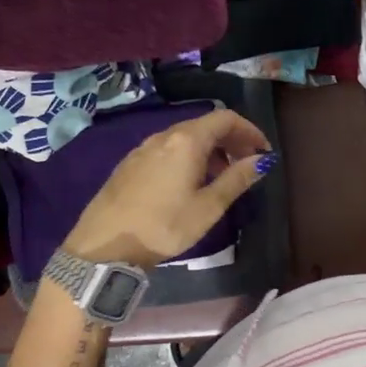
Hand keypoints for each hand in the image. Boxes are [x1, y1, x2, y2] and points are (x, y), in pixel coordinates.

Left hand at [60, 109, 272, 267]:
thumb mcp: (208, 207)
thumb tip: (262, 160)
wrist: (102, 248)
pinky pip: (168, 149)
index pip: (226, 118)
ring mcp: (143, 148)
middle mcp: (164, 136)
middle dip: (232, 140)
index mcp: (186, 141)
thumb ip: (237, 179)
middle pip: (206, 125)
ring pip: (186, 137)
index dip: (250, 130)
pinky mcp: (129, 164)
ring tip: (221, 176)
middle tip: (247, 163)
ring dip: (211, 150)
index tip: (263, 151)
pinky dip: (189, 156)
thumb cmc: (163, 226)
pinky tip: (190, 183)